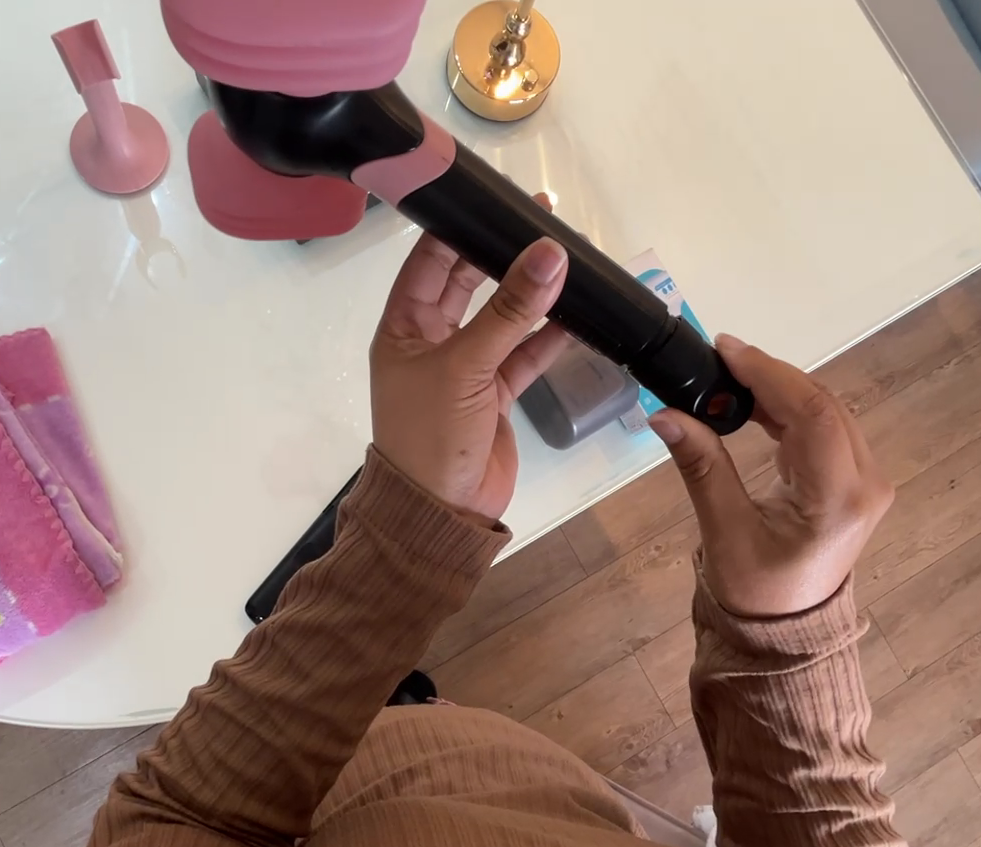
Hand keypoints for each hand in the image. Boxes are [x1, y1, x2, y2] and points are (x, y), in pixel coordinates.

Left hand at [370, 231, 570, 523]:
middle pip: (468, 284)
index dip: (461, 229)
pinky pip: (523, 355)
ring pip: (501, 319)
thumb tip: (551, 254)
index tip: (500, 200)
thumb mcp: (464, 368)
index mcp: (402, 329)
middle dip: (502, 255)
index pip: (429, 262)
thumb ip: (508, 312)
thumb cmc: (432, 436)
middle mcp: (431, 342)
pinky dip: (548, 338)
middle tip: (547, 222)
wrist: (443, 512)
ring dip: (532, 295)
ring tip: (572, 260)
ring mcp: (465, 368)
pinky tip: (578, 315)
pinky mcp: (494, 394)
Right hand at [649, 335, 891, 617]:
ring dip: (780, 389)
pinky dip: (788, 410)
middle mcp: (865, 481)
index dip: (769, 374)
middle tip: (720, 357)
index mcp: (838, 497)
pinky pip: (824, 430)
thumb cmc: (753, 589)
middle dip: (772, 375)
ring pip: (826, 412)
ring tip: (730, 374)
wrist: (784, 630)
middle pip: (824, 405)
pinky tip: (753, 403)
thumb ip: (701, 466)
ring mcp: (865, 481)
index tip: (725, 349)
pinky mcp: (852, 482)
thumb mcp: (723, 529)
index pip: (812, 412)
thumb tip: (664, 416)